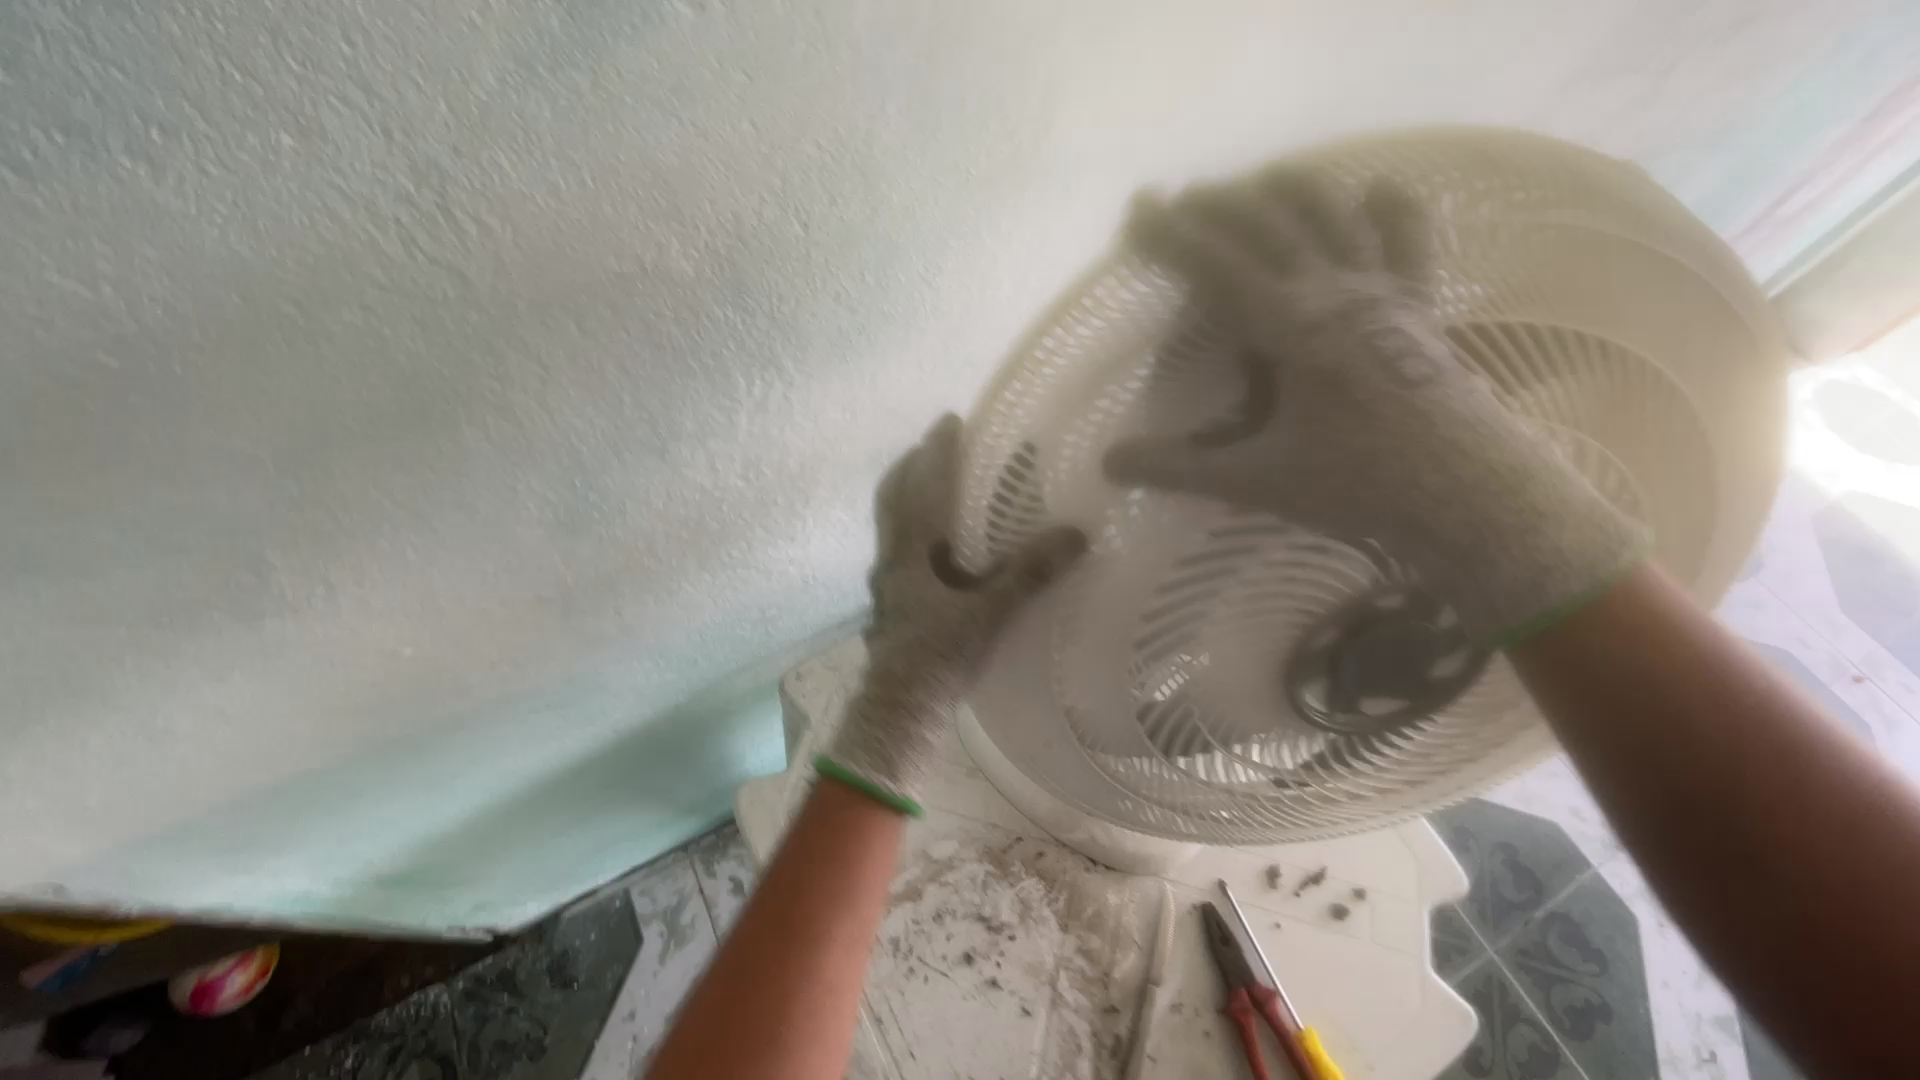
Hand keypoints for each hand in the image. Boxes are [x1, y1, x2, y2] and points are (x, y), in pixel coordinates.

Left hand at [821, 415, 1086, 812]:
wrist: (898, 713)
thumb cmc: (937, 658)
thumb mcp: (989, 613)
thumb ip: (1029, 573)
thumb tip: (1076, 534)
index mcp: (908, 552)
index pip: (919, 486)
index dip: (934, 451)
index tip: (950, 421)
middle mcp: (890, 561)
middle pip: (893, 500)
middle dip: (913, 468)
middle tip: (937, 448)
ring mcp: (887, 586)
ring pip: (894, 528)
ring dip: (912, 501)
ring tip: (943, 491)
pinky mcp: (894, 608)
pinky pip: (904, 555)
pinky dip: (920, 536)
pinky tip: (946, 553)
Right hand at [1105, 172, 1645, 644]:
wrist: (1468, 496)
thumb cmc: (1357, 484)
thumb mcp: (1256, 480)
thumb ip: (1179, 468)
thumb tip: (1109, 463)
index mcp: (1292, 326)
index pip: (1217, 265)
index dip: (1174, 236)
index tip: (1140, 210)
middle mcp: (1337, 292)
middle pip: (1272, 228)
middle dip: (1223, 206)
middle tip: (1186, 195)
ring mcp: (1386, 294)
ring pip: (1337, 220)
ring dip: (1297, 192)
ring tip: (1266, 176)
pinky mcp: (1422, 311)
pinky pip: (1411, 244)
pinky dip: (1394, 212)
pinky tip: (1382, 188)